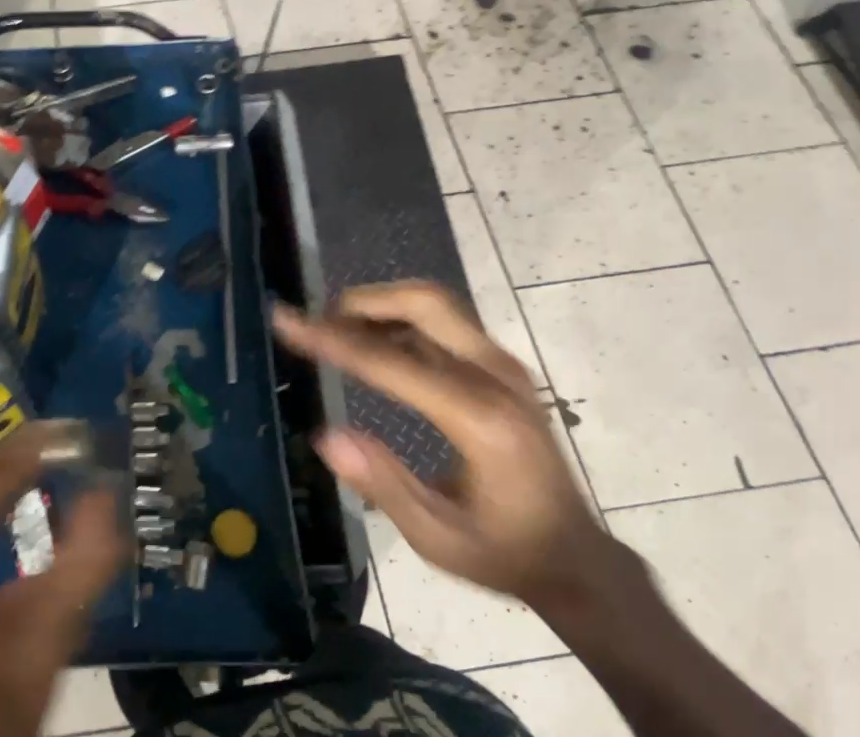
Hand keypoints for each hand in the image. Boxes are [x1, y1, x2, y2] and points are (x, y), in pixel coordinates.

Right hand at [272, 283, 627, 608]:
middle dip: (364, 302)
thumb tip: (324, 436)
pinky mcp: (503, 371)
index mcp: (479, 420)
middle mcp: (496, 378)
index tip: (285, 321)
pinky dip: (402, 321)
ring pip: (437, 306)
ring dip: (382, 307)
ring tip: (335, 331)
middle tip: (317, 322)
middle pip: (426, 303)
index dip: (331, 339)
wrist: (574, 556)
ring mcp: (505, 369)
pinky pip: (447, 325)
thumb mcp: (436, 536)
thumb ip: (382, 484)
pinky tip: (374, 345)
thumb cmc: (501, 552)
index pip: (391, 361)